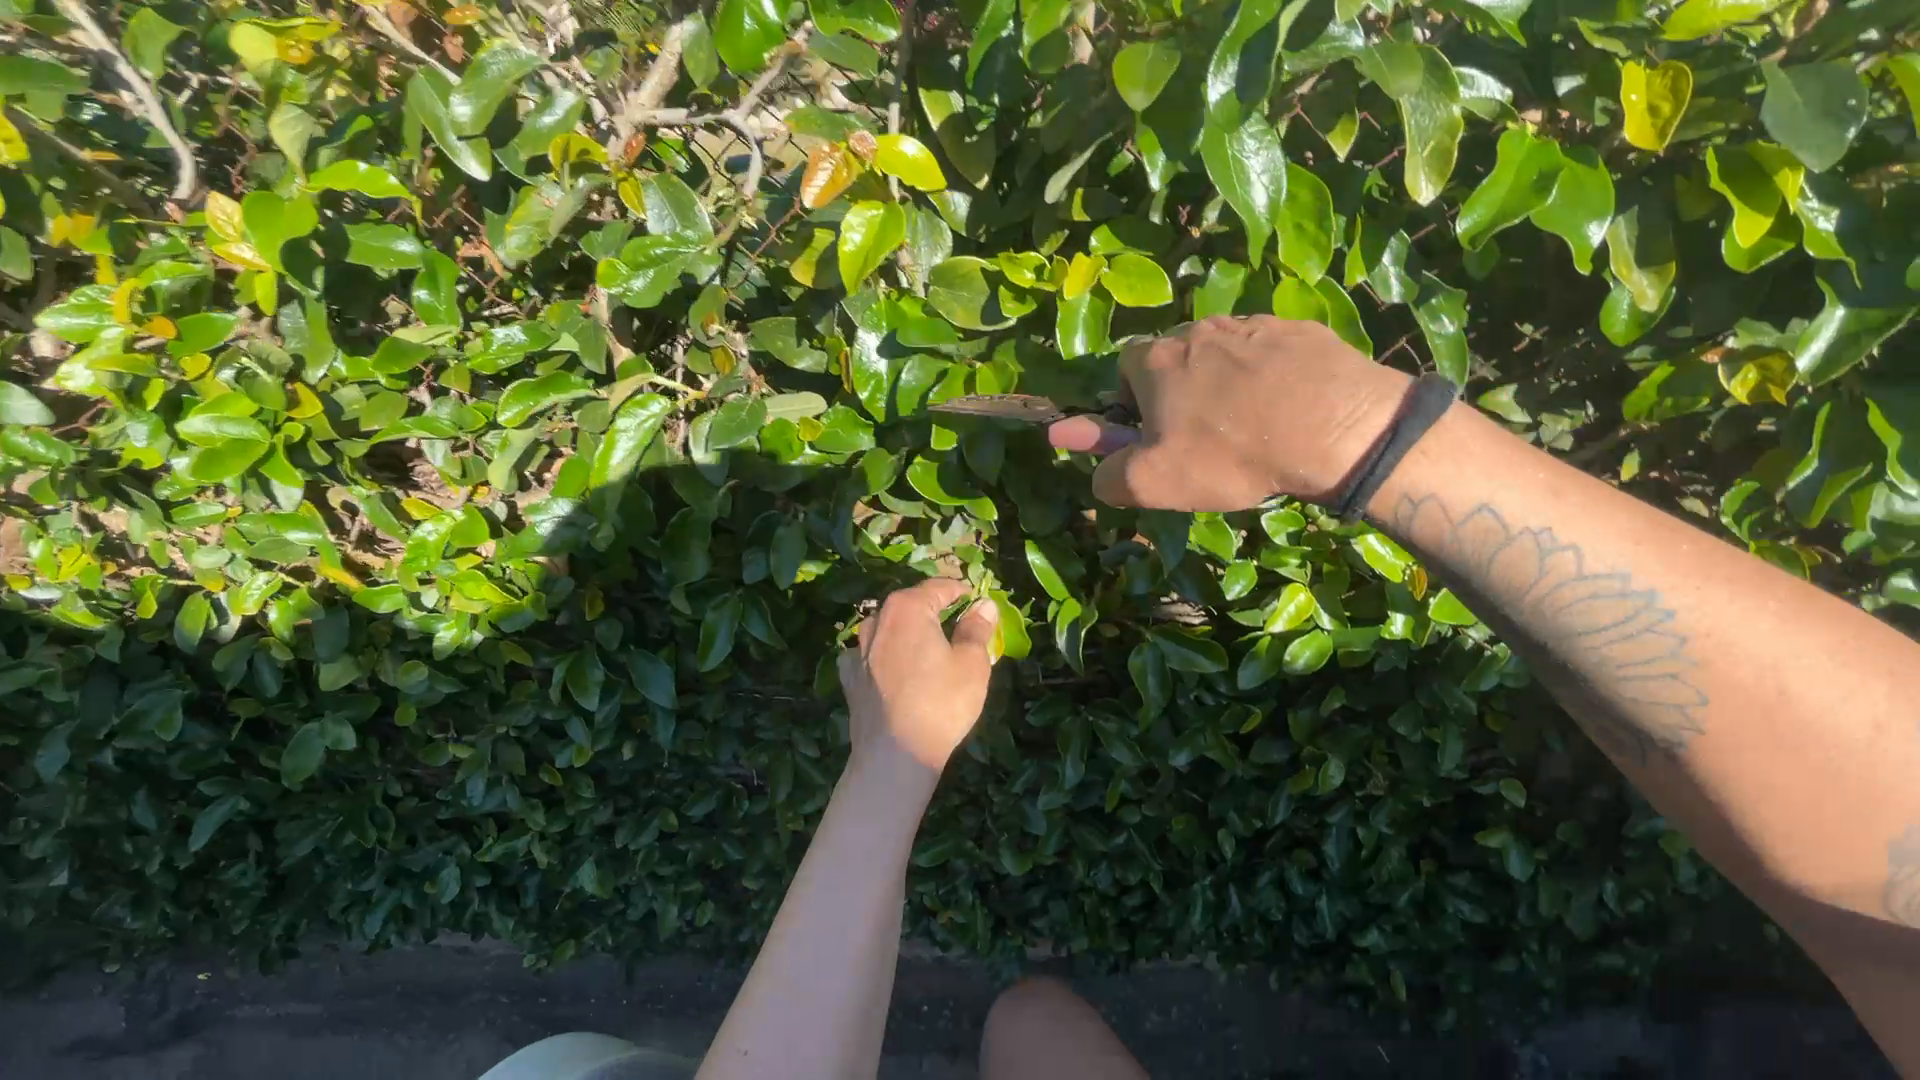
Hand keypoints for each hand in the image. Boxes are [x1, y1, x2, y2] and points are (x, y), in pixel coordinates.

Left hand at [838, 578, 998, 775]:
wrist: (896, 756)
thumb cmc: (941, 704)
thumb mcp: (972, 663)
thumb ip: (977, 628)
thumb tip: (984, 605)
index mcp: (907, 609)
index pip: (939, 587)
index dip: (961, 592)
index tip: (978, 602)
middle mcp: (878, 621)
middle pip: (909, 604)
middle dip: (934, 610)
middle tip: (959, 625)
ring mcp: (859, 650)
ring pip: (885, 627)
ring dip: (905, 630)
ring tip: (926, 646)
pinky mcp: (850, 678)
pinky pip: (867, 654)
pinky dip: (881, 655)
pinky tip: (891, 667)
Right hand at [1048, 316, 1411, 510]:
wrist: (1336, 429)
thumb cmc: (1230, 455)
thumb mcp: (1154, 482)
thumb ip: (1109, 476)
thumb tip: (1095, 472)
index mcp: (1157, 360)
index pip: (1124, 369)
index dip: (1132, 405)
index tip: (1154, 436)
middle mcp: (1199, 329)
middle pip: (1175, 358)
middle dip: (1179, 391)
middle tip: (1202, 437)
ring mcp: (1253, 324)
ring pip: (1222, 353)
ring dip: (1224, 383)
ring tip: (1249, 427)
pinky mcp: (1299, 329)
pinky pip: (1268, 353)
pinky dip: (1268, 377)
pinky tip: (1285, 411)